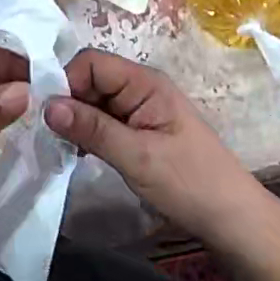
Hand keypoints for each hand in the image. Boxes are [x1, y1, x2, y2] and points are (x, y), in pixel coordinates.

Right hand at [42, 49, 261, 242]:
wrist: (232, 218)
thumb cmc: (189, 183)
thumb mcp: (138, 157)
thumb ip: (92, 129)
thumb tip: (47, 106)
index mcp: (144, 82)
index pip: (91, 62)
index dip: (67, 82)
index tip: (48, 115)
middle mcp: (139, 87)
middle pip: (90, 78)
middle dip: (68, 102)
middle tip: (51, 136)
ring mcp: (139, 108)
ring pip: (93, 100)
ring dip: (75, 119)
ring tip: (61, 147)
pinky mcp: (138, 129)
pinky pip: (102, 119)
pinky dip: (87, 132)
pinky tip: (77, 153)